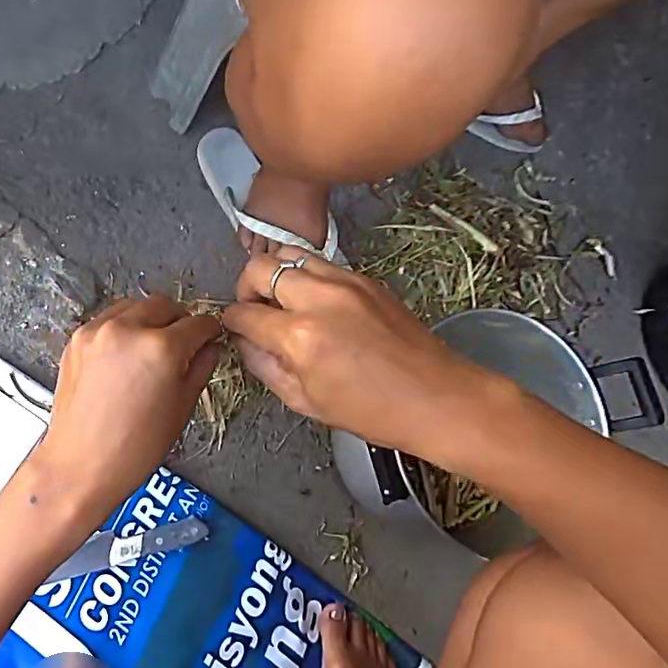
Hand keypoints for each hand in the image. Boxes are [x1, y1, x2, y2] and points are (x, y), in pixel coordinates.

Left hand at [31, 297, 221, 519]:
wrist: (81, 465)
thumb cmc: (133, 448)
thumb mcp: (182, 408)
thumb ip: (200, 368)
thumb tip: (210, 349)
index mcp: (161, 349)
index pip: (198, 323)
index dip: (211, 331)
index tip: (211, 337)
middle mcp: (128, 330)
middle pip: (166, 305)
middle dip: (180, 321)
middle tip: (186, 343)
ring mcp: (98, 332)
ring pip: (135, 306)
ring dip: (151, 319)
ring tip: (154, 347)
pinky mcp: (78, 339)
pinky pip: (109, 319)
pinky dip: (124, 328)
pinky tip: (128, 354)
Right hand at [220, 248, 499, 458]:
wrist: (436, 398)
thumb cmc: (373, 412)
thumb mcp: (306, 402)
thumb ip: (265, 367)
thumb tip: (247, 343)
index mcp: (300, 337)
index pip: (244, 313)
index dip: (231, 322)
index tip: (234, 327)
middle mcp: (320, 298)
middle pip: (260, 268)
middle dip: (246, 288)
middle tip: (255, 310)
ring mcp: (346, 283)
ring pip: (291, 255)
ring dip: (277, 275)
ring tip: (283, 302)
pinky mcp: (366, 280)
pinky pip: (323, 264)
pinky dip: (308, 277)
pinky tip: (315, 305)